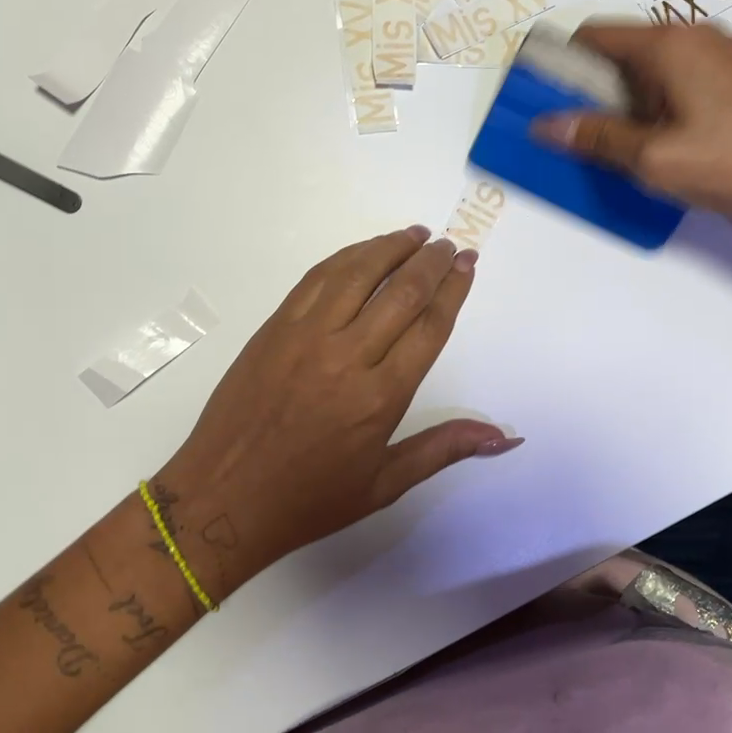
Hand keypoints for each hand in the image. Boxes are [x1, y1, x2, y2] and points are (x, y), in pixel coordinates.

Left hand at [151, 228, 517, 601]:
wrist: (225, 497)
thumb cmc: (309, 498)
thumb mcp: (384, 484)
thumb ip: (444, 448)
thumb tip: (506, 436)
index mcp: (379, 397)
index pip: (429, 326)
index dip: (453, 289)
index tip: (467, 263)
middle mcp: (346, 356)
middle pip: (400, 292)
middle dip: (431, 261)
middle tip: (448, 244)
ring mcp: (305, 336)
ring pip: (357, 273)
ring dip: (390, 247)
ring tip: (414, 234)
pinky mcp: (274, 327)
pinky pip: (316, 279)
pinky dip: (345, 258)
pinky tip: (363, 253)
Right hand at [533, 22, 731, 234]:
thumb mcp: (653, 159)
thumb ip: (596, 137)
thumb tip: (545, 126)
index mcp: (669, 44)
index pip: (595, 34)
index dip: (564, 62)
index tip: (550, 98)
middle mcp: (698, 35)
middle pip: (626, 49)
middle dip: (600, 87)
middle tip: (593, 133)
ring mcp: (731, 52)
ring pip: (659, 65)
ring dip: (635, 98)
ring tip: (638, 145)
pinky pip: (689, 76)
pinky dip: (668, 100)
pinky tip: (680, 142)